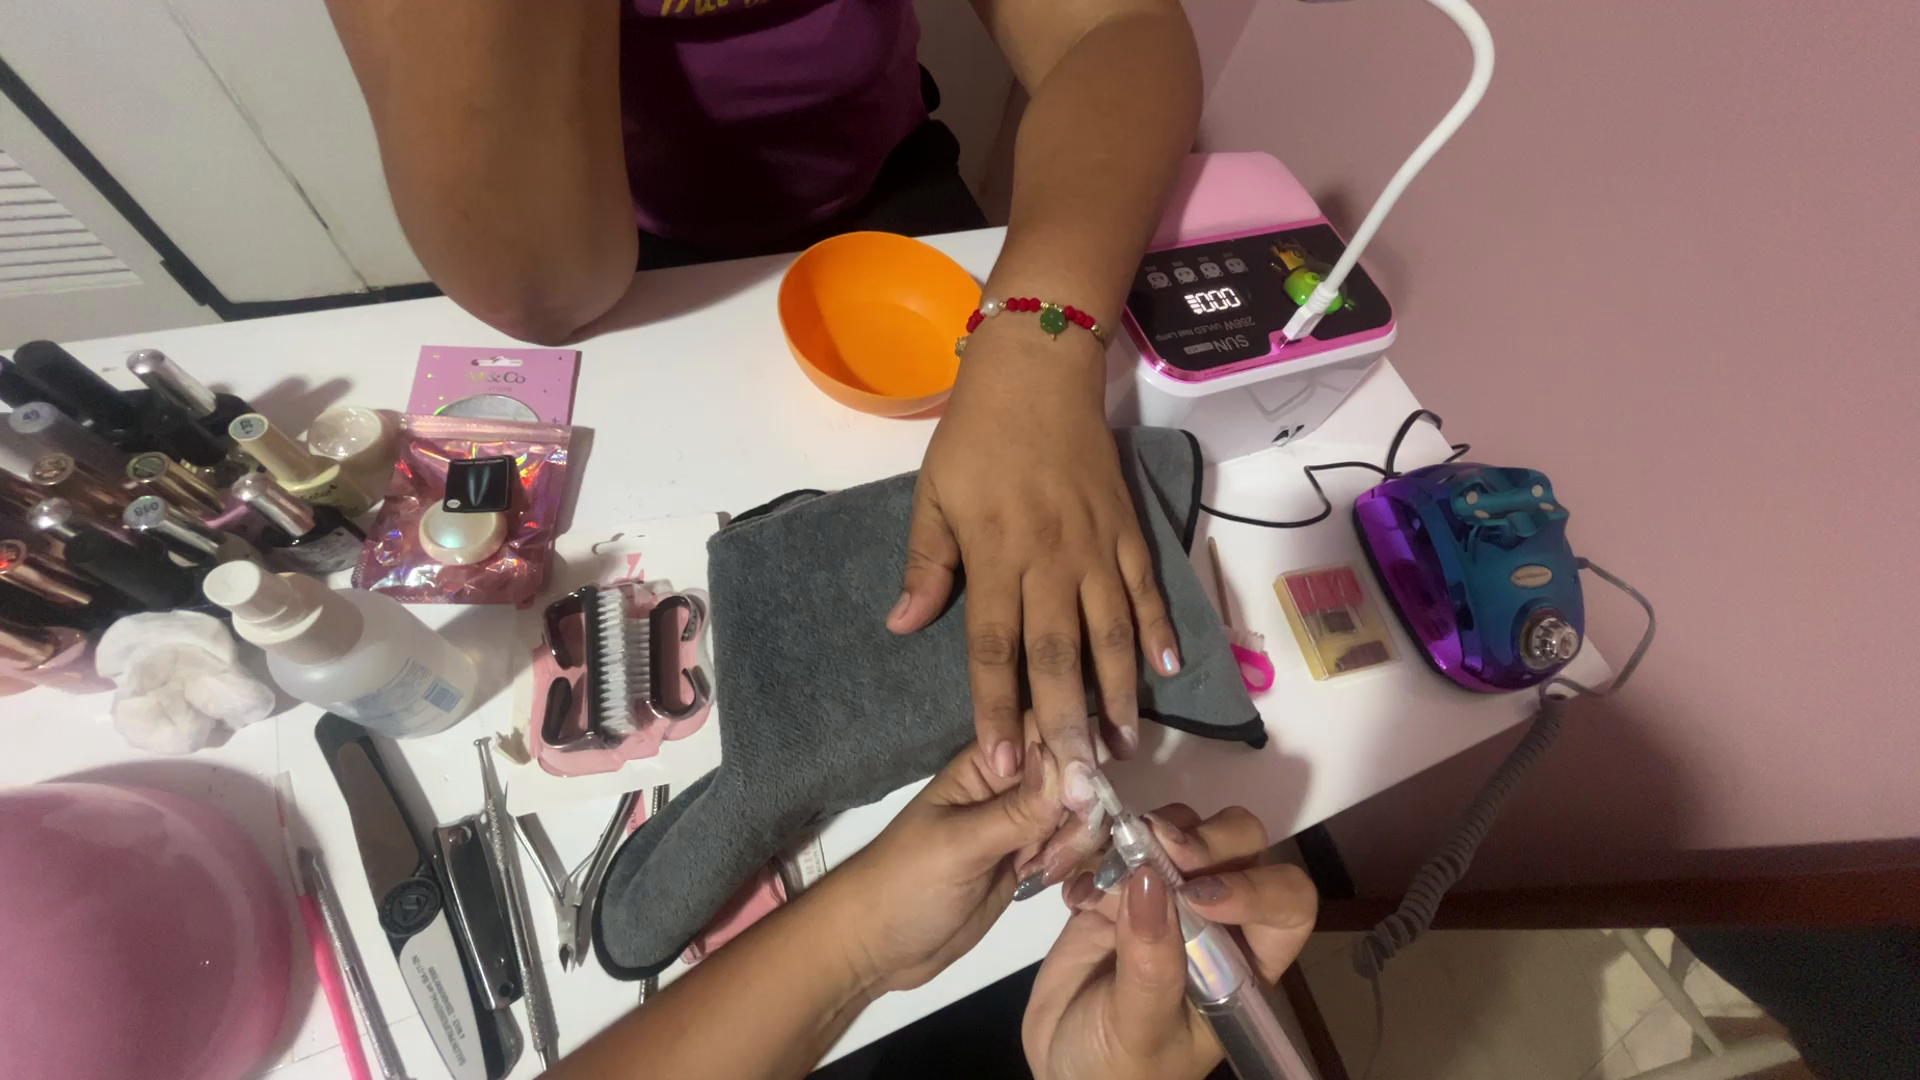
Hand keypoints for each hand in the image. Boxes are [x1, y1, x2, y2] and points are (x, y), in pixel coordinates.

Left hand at [815, 732, 1066, 993]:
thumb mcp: (961, 845)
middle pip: (1072, 774)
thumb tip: (1073, 763)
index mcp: (986, 762)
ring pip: (1077, 813)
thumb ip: (1019, 811)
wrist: (878, 946)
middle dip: (1079, 810)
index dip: (1077, 748)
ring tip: (1042, 874)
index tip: (1095, 788)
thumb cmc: (905, 883)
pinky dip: (1073, 864)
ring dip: (1075, 843)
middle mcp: (1011, 784)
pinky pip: (1070, 847)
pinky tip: (1056, 886)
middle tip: (1054, 854)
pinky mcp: (1028, 859)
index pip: (1043, 730)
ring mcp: (1022, 823)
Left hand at [889, 318, 1179, 799]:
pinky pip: (1147, 590)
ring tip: (1125, 744)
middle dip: (1066, 724)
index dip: (997, 710)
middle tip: (1079, 784)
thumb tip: (903, 627)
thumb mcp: (933, 495)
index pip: (993, 650)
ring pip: (1112, 634)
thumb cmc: (975, 436)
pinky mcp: (1129, 530)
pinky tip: (1169, 671)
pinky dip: (1160, 631)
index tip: (1005, 766)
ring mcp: (1097, 549)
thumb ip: (926, 564)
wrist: (1037, 373)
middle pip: (1060, 657)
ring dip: (1120, 694)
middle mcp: (1051, 564)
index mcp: (995, 558)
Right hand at [1022, 805, 1317, 1079]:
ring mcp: (1163, 891)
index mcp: (1241, 960)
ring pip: (1181, 827)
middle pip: (1240, 845)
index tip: (1198, 895)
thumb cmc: (1117, 1070)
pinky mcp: (1116, 881)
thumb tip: (1149, 880)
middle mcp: (1212, 916)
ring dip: (1148, 833)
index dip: (1254, 887)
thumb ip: (1150, 963)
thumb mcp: (1140, 1030)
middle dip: (1202, 838)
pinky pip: (1118, 839)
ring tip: (1107, 866)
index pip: (1284, 904)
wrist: (1062, 1064)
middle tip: (1156, 842)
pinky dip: (1097, 849)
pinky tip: (1075, 893)